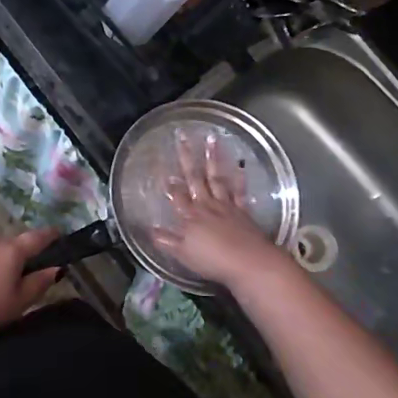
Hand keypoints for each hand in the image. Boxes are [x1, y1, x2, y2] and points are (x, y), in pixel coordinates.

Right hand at [150, 132, 289, 288]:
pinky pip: (240, 191)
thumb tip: (150, 230)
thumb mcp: (183, 253)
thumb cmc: (212, 259)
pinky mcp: (243, 211)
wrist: (248, 261)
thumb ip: (166, 240)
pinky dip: (240, 178)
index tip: (162, 167)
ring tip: (211, 138)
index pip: (176, 196)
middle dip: (187, 158)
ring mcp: (227, 206)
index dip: (169, 184)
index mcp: (191, 216)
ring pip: (217, 177)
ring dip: (213, 158)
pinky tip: (240, 165)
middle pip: (194, 178)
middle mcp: (207, 205)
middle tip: (182, 136)